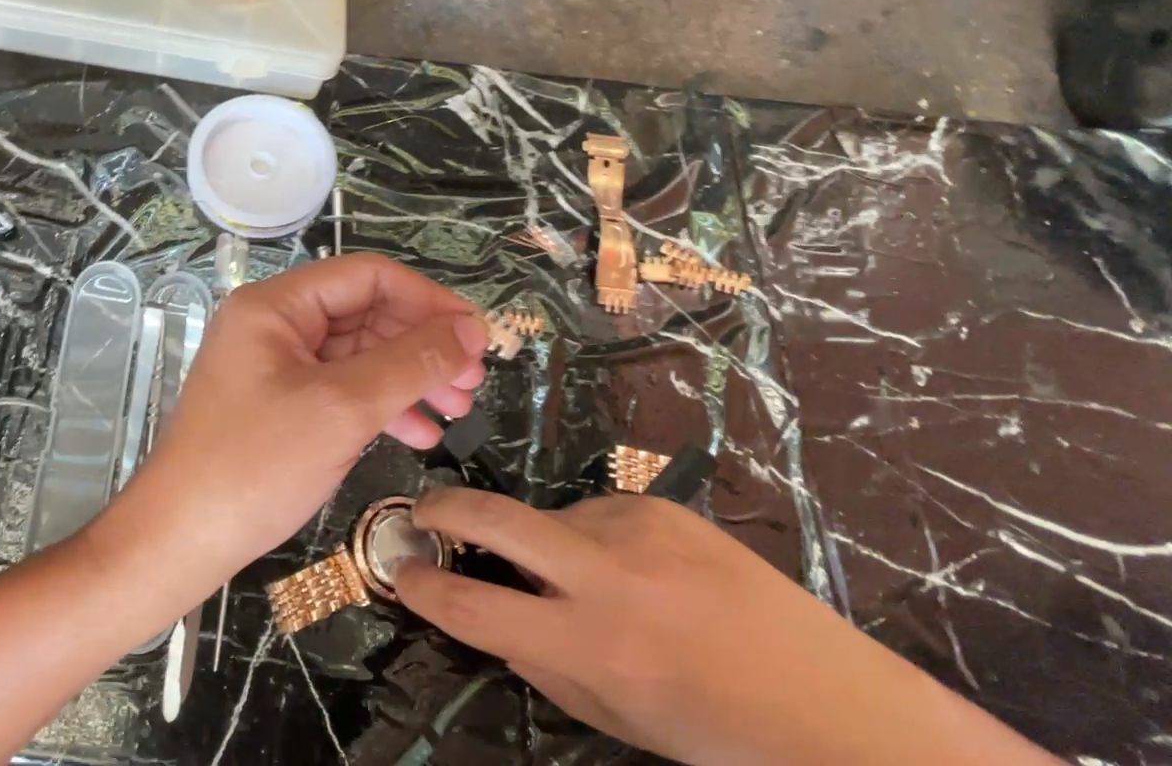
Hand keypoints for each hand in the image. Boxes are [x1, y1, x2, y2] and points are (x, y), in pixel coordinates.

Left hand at [90, 253, 489, 585]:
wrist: (183, 538)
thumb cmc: (257, 464)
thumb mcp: (342, 408)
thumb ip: (410, 363)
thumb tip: (470, 329)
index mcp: (275, 306)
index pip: (365, 277)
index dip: (427, 299)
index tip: (476, 334)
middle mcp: (273, 326)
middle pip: (364, 314)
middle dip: (422, 345)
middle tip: (473, 380)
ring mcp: (274, 367)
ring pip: (357, 356)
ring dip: (409, 378)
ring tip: (457, 409)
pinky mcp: (279, 406)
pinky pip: (340, 390)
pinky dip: (380, 406)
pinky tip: (418, 433)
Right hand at [397, 489, 1058, 765]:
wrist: (833, 702)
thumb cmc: (714, 730)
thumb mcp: (612, 713)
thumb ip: (538, 659)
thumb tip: (485, 609)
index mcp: (591, 645)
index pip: (474, 604)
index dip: (424, 586)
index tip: (403, 573)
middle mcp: (606, 575)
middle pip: (493, 516)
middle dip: (443, 508)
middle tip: (423, 513)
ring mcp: (637, 529)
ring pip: (550, 516)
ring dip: (543, 541)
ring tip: (592, 581)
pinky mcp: (663, 506)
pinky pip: (597, 513)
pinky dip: (592, 538)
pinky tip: (638, 570)